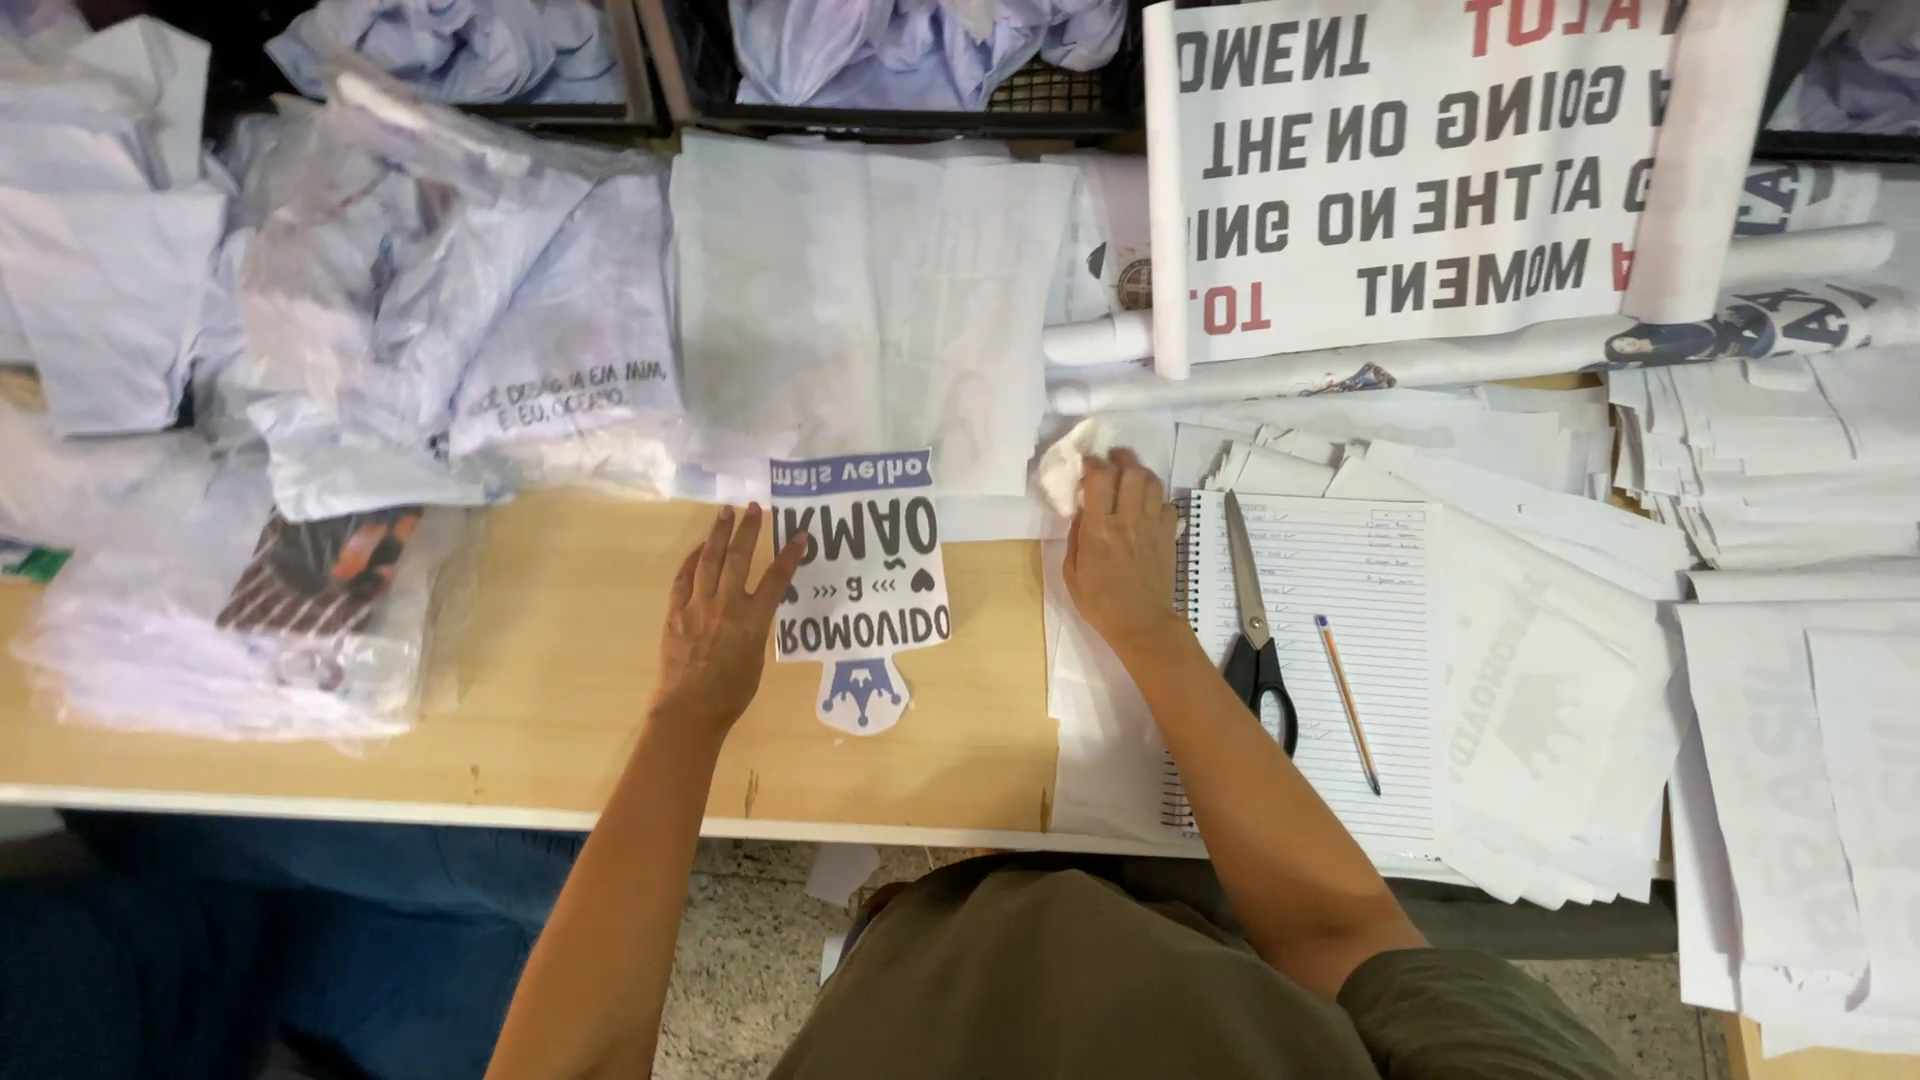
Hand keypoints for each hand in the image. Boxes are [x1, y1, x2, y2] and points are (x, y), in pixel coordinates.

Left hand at [651, 504, 805, 738]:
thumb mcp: (756, 659)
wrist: (689, 710)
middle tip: (754, 508)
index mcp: (753, 620)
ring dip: (718, 534)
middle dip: (748, 530)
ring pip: (709, 561)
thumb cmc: (731, 693)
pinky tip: (699, 549)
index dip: (790, 556)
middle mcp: (726, 606)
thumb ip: (756, 629)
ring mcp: (697, 606)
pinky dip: (692, 560)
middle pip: (739, 559)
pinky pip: (684, 579)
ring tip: (725, 513)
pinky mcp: (675, 612)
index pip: (776, 579)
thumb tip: (755, 610)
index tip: (800, 535)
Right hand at [1064, 448, 1191, 661]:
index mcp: (1100, 530)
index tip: (1086, 465)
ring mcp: (1153, 527)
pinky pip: (1167, 504)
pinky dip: (1156, 498)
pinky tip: (1146, 505)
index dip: (1093, 463)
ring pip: (1152, 482)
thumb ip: (1075, 537)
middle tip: (1111, 459)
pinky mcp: (1169, 536)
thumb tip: (1082, 512)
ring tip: (1129, 476)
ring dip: (1140, 473)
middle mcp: (1128, 521)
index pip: (1100, 478)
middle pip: (1132, 471)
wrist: (1142, 623)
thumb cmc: (1100, 602)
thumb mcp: (1072, 572)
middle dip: (1121, 458)